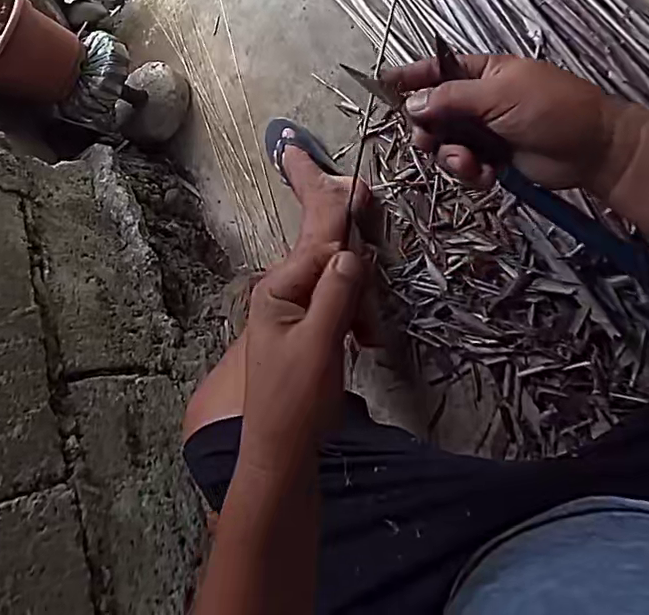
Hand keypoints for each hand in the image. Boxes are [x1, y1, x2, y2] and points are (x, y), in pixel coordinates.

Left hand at [240, 145, 371, 475]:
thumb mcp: (319, 343)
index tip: (365, 198)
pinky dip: (357, 316)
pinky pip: (341, 303)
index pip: (320, 246)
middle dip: (357, 276)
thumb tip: (351, 250)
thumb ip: (336, 293)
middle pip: (329, 258)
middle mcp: (285, 290)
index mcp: (278, 288)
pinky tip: (365, 339)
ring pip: (341, 282)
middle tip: (371, 287)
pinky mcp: (311, 324)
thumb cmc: (295, 400)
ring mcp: (298, 307)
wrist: (284, 450)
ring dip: (361, 303)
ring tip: (367, 336)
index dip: (347, 233)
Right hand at [384, 53, 648, 193]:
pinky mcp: (493, 156)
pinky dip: (470, 172)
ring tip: (469, 164)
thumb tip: (412, 102)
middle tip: (429, 141)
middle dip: (429, 130)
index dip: (410, 77)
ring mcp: (485, 129)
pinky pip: (466, 164)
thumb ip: (451, 98)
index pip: (436, 69)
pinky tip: (486, 174)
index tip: (383, 84)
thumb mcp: (499, 95)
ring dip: (451, 156)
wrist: (595, 150)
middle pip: (433, 112)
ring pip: (446, 143)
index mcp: (481, 72)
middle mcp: (478, 99)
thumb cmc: (552, 109)